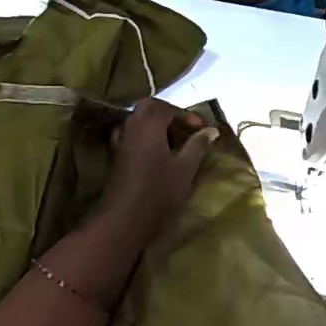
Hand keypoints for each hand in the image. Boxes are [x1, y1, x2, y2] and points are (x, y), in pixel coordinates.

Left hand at [102, 99, 214, 239]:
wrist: (124, 218)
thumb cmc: (158, 191)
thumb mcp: (185, 169)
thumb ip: (197, 146)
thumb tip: (210, 130)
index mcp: (148, 124)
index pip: (166, 107)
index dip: (184, 114)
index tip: (199, 127)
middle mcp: (131, 126)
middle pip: (147, 107)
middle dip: (166, 112)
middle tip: (183, 127)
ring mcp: (120, 140)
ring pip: (136, 119)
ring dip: (153, 122)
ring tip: (172, 139)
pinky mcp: (115, 154)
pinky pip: (130, 133)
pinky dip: (144, 134)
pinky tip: (154, 151)